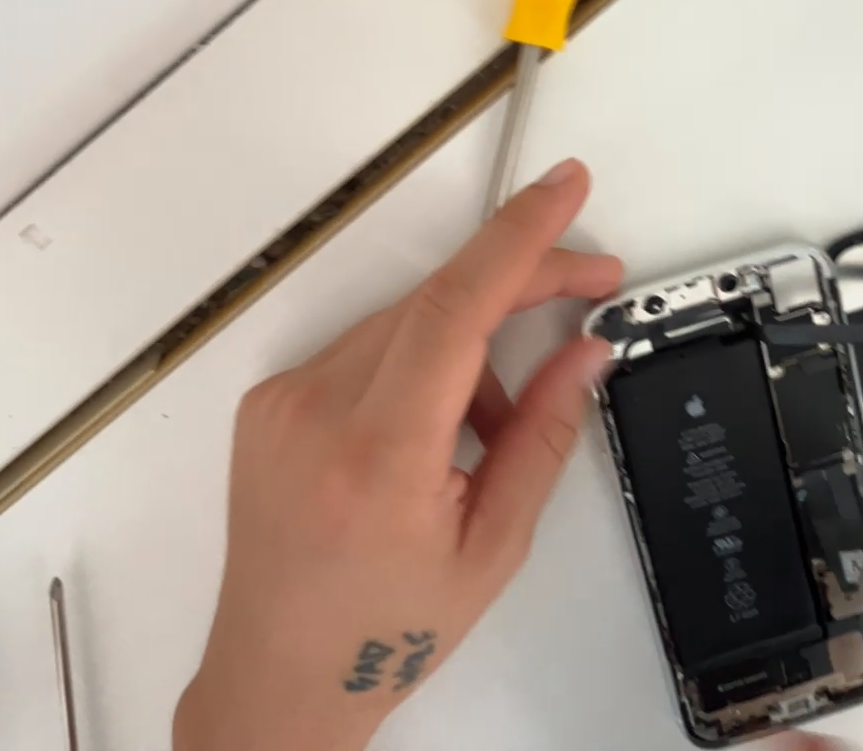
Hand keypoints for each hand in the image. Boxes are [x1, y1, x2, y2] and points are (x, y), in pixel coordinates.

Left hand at [173, 159, 622, 750]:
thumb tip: (586, 349)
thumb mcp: (494, 543)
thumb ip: (546, 433)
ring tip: (486, 428)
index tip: (564, 188)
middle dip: (521, 280)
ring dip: (469, 347)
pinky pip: (373, 343)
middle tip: (585, 281)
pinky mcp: (276, 395)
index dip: (518, 238)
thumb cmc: (384, 629)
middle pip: (438, 299)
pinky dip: (423, 362)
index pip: (454, 308)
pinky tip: (434, 422)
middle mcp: (316, 411)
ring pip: (410, 319)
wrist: (278, 673)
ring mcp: (286, 398)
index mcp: (377, 455)